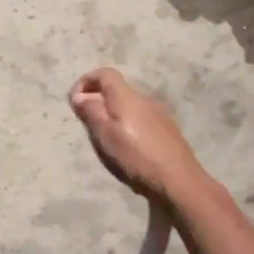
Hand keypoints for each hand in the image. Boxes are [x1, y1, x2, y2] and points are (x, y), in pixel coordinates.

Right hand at [68, 68, 208, 201]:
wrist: (178, 179)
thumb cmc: (136, 156)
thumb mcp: (106, 135)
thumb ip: (91, 112)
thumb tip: (79, 95)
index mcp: (127, 98)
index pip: (105, 74)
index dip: (86, 80)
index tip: (74, 100)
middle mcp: (145, 99)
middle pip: (116, 88)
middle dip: (96, 98)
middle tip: (85, 121)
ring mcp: (158, 113)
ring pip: (128, 104)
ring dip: (111, 111)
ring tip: (104, 135)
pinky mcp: (166, 128)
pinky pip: (139, 116)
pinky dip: (126, 121)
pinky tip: (127, 143)